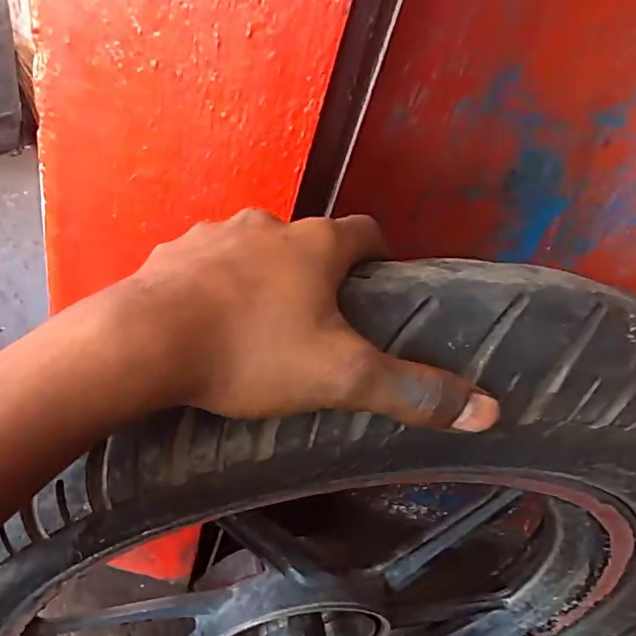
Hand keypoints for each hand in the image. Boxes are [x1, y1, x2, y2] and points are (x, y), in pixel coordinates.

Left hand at [104, 210, 498, 430]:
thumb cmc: (250, 354)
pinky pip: (201, 265)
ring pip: (250, 250)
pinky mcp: (167, 256)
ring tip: (255, 326)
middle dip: (315, 273)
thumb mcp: (338, 377)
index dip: (379, 257)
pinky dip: (211, 285)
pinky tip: (203, 321)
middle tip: (315, 322)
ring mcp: (210, 235)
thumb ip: (410, 391)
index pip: (366, 233)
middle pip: (305, 241)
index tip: (377, 286)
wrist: (145, 342)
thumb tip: (489, 410)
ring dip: (260, 276)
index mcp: (315, 244)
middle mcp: (264, 224)